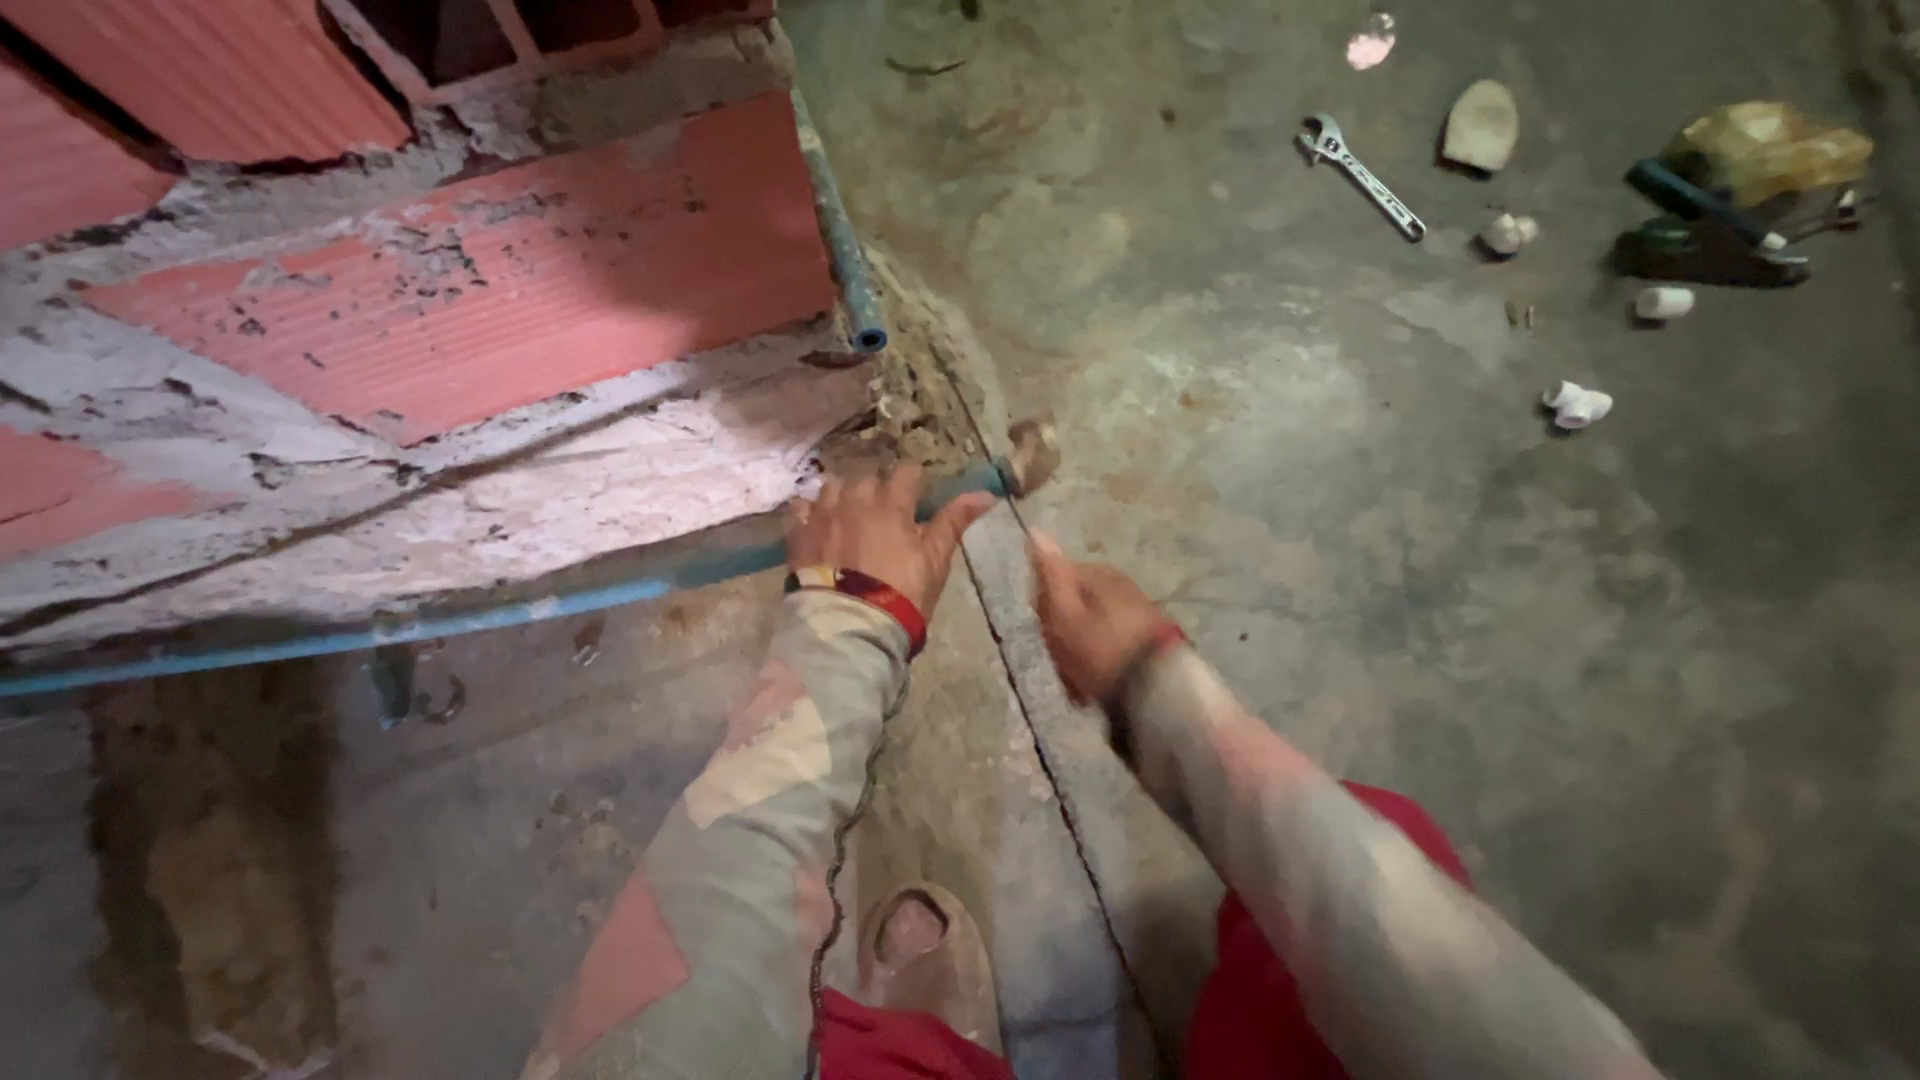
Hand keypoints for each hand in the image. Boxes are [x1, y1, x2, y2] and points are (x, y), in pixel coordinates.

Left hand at [787, 464, 994, 619]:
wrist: (850, 627)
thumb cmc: (902, 594)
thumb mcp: (935, 561)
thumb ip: (954, 522)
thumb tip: (986, 493)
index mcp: (891, 504)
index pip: (907, 472)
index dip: (914, 483)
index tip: (917, 499)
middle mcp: (854, 501)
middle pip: (867, 479)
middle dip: (877, 492)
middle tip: (884, 516)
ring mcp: (822, 516)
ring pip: (832, 488)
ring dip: (843, 498)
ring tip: (849, 518)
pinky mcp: (799, 536)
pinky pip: (801, 509)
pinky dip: (811, 513)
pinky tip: (818, 527)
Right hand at [1028, 534, 1168, 705]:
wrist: (1156, 687)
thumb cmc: (1101, 650)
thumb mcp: (1065, 614)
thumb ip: (1050, 574)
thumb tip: (1035, 530)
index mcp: (1097, 573)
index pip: (1052, 580)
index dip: (1043, 609)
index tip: (1045, 634)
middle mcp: (1118, 583)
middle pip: (1072, 605)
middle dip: (1061, 634)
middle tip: (1063, 660)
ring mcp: (1134, 608)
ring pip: (1088, 626)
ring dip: (1078, 653)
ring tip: (1079, 680)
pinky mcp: (1146, 634)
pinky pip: (1109, 642)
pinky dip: (1099, 659)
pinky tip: (1097, 681)